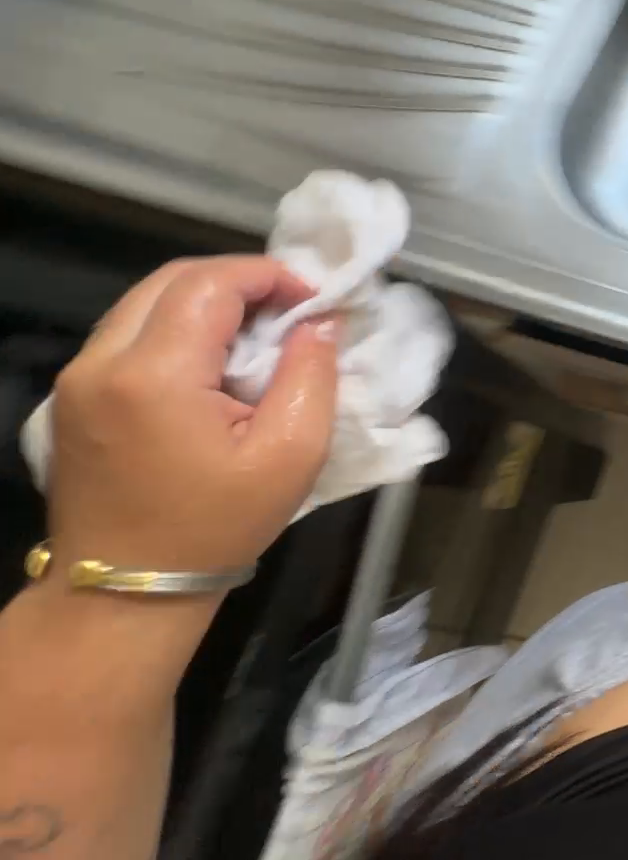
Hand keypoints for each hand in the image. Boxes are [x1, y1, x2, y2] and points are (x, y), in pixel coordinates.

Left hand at [46, 256, 339, 574]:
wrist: (130, 584)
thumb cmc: (222, 519)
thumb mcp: (294, 450)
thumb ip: (310, 374)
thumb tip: (319, 323)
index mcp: (154, 376)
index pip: (208, 285)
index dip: (269, 275)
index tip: (316, 298)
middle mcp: (101, 364)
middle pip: (170, 281)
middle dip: (242, 279)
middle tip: (297, 306)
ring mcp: (79, 380)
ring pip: (147, 302)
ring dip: (213, 300)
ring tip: (268, 328)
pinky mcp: (78, 396)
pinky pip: (133, 332)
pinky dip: (185, 324)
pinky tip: (226, 355)